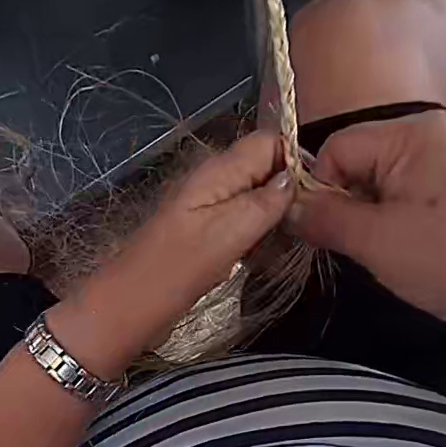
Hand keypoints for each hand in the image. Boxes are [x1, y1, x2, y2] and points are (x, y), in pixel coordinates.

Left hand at [49, 131, 292, 376]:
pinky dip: (254, 235)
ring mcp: (206, 207)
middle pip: (263, 168)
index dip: (296, 159)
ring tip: (283, 244)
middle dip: (287, 191)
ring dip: (272, 217)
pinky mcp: (203, 232)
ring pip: (254, 196)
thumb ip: (264, 200)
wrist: (130, 306)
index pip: (269, 140)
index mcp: (217, 170)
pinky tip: (258, 256)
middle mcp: (213, 181)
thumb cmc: (177, 268)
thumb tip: (294, 175)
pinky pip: (240, 221)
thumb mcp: (228, 232)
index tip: (315, 195)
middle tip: (302, 226)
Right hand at [287, 110, 445, 324]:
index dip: (320, 187)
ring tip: (381, 245)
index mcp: (410, 132)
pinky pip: (396, 189)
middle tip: (358, 240)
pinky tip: (399, 243)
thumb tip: (285, 208)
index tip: (329, 228)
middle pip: (353, 159)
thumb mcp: (373, 240)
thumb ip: (323, 217)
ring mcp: (441, 157)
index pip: (334, 147)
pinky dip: (385, 216)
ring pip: (372, 178)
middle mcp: (427, 132)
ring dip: (364, 213)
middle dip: (343, 201)